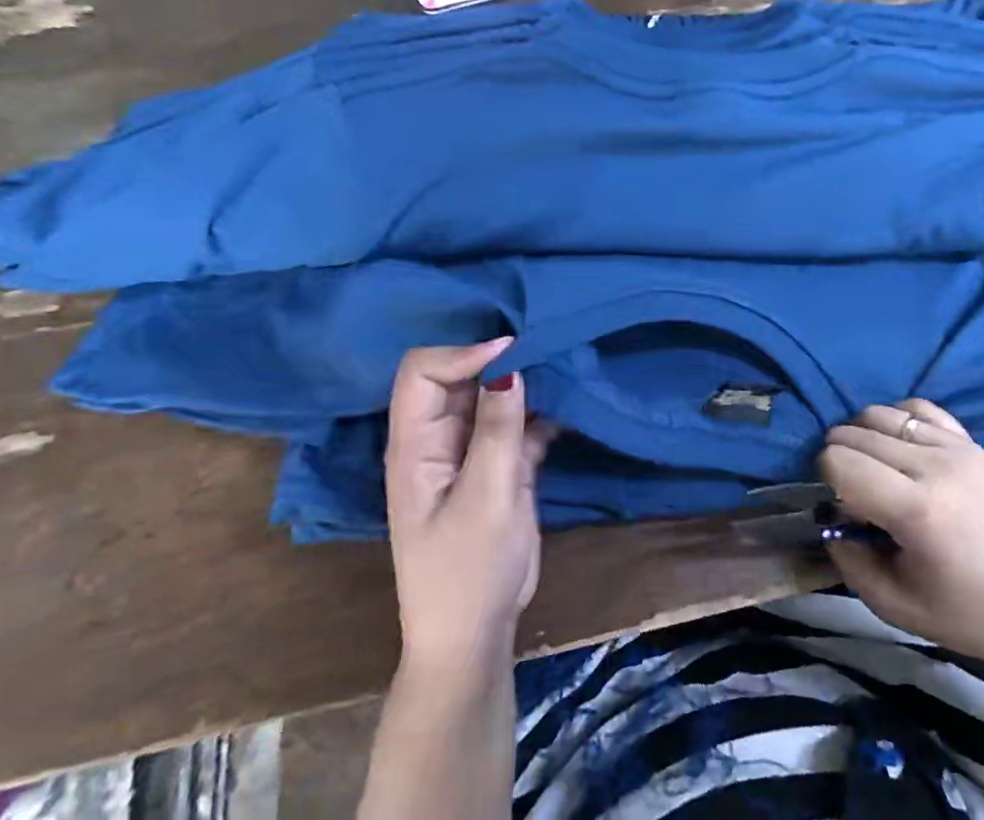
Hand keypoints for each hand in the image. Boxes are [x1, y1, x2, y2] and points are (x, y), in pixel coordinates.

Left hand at [384, 339, 556, 668]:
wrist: (475, 634)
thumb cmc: (468, 571)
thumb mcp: (487, 497)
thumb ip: (497, 430)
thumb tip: (509, 367)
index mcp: (414, 445)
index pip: (423, 372)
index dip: (463, 353)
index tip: (514, 352)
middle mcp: (437, 440)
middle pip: (459, 379)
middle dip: (499, 361)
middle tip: (547, 350)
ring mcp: (469, 455)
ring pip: (491, 400)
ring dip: (524, 384)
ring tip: (563, 369)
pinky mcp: (498, 469)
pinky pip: (516, 427)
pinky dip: (539, 415)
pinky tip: (569, 409)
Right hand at [818, 400, 983, 681]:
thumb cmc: (968, 615)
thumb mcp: (892, 604)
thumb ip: (847, 557)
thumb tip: (831, 515)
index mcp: (917, 510)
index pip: (838, 461)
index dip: (824, 480)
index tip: (841, 508)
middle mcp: (936, 466)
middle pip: (853, 433)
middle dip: (839, 458)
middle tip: (854, 495)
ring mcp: (958, 448)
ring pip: (879, 413)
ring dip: (862, 438)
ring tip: (874, 471)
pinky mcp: (972, 443)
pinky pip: (917, 408)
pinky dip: (896, 421)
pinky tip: (901, 451)